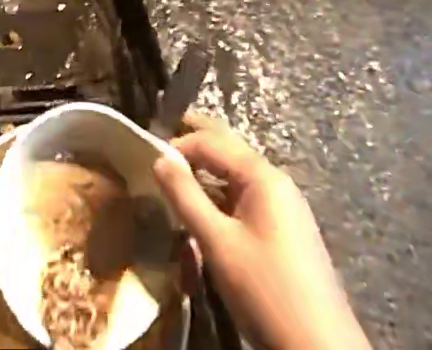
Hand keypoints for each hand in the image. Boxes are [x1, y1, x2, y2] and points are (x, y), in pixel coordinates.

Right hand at [152, 125, 371, 349]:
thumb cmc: (266, 291)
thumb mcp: (217, 243)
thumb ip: (186, 196)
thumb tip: (159, 159)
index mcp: (262, 177)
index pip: (212, 141)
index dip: (178, 145)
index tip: (147, 160)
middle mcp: (275, 183)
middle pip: (228, 149)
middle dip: (195, 142)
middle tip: (160, 142)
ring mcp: (283, 207)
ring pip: (236, 175)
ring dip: (206, 171)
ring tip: (174, 176)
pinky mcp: (284, 231)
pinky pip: (245, 198)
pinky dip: (220, 194)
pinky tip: (202, 208)